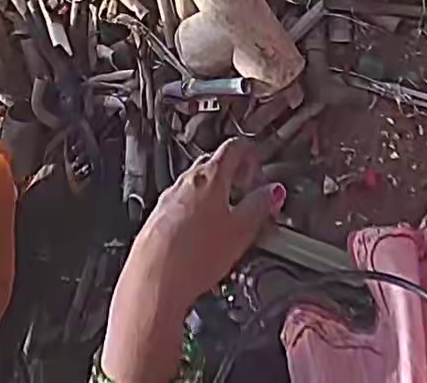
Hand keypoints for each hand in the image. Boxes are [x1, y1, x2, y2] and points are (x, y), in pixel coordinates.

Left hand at [104, 139, 283, 382]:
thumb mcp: (240, 232)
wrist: (153, 279)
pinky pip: (182, 204)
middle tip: (248, 191)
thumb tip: (273, 192)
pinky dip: (197, 211)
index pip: (233, 148)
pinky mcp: (159, 218)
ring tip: (230, 218)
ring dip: (215, 194)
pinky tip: (203, 236)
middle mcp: (187, 181)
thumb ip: (259, 207)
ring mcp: (170, 198)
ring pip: (197, 185)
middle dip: (233, 174)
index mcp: (210, 177)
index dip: (250, 152)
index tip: (258, 163)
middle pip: (214, 164)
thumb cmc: (194, 254)